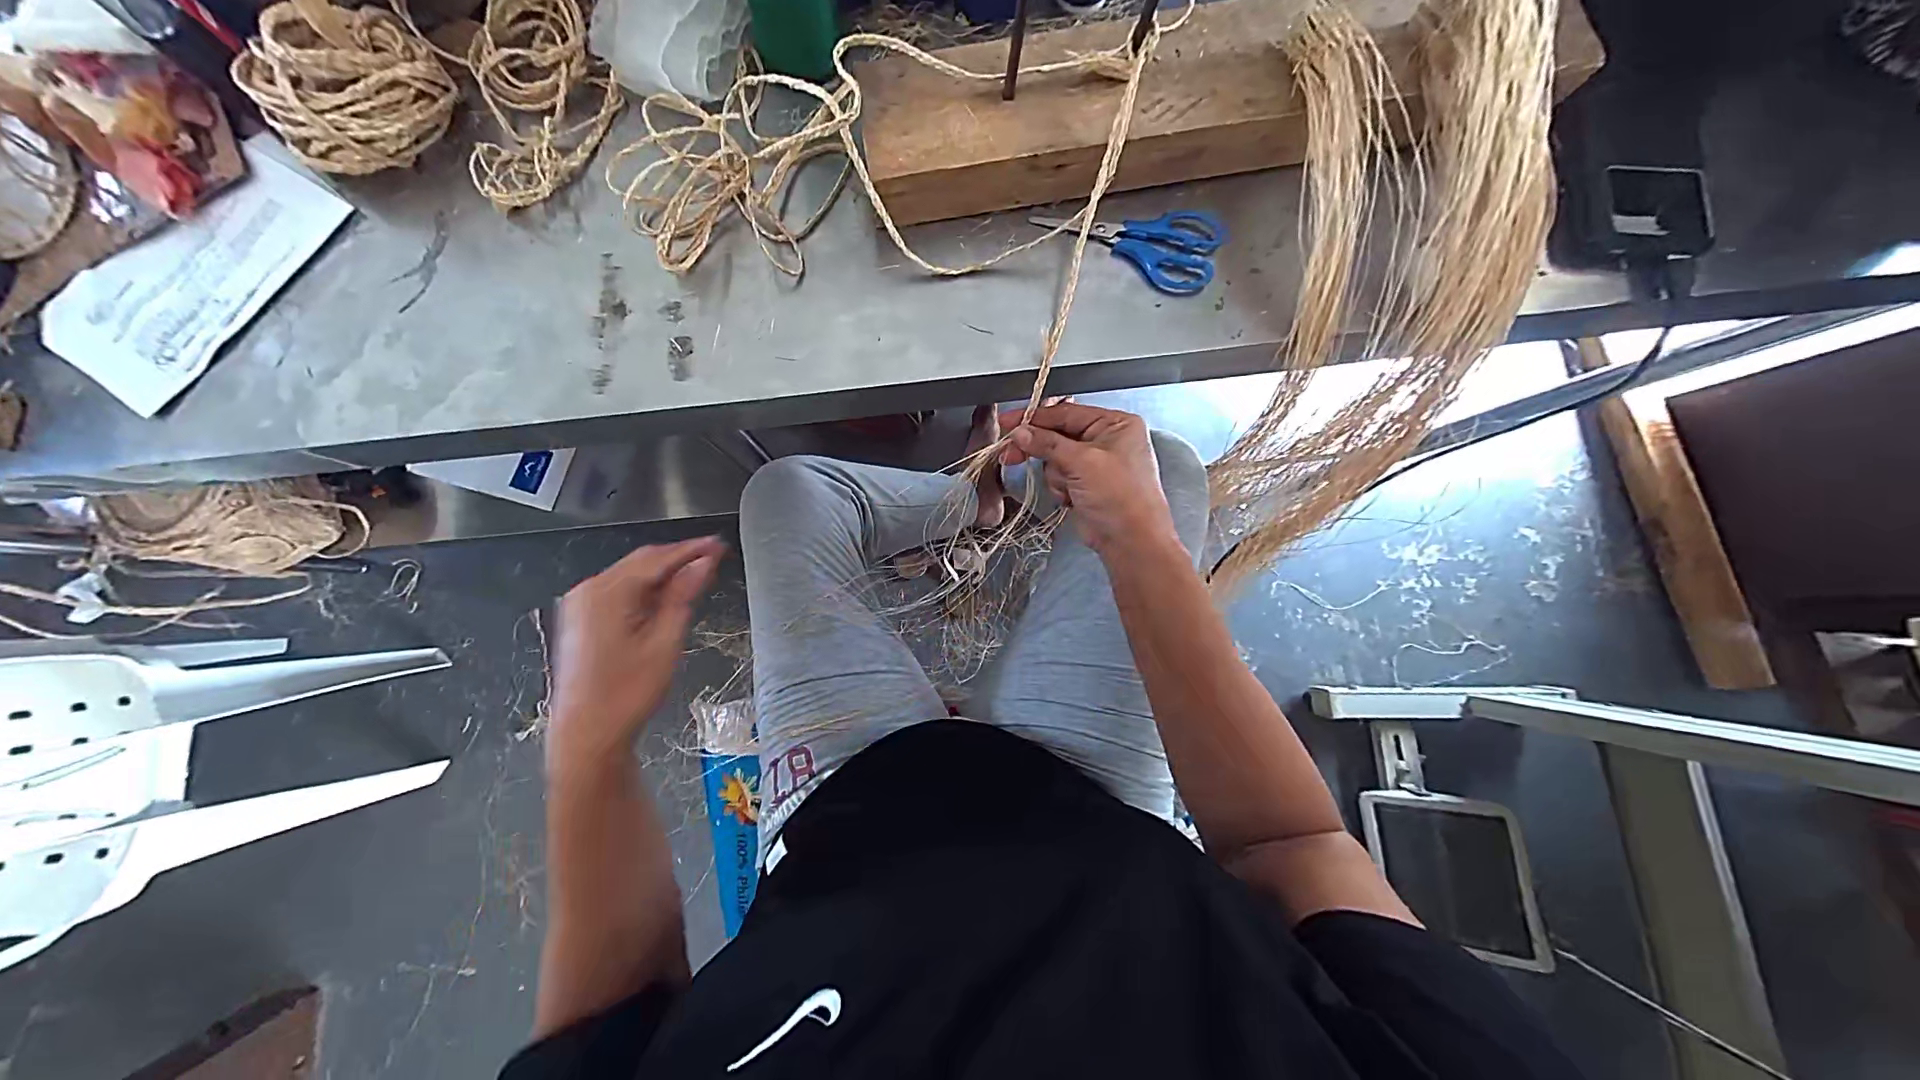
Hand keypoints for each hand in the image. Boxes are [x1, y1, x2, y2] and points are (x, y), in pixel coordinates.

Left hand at [547, 536, 723, 775]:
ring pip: (631, 575)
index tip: (719, 544)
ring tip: (697, 574)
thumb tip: (702, 564)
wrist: (587, 733)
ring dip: (663, 572)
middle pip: (641, 561)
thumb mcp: (664, 641)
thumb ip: (683, 596)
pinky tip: (667, 594)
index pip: (657, 558)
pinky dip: (646, 587)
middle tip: (714, 556)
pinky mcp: (582, 618)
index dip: (692, 549)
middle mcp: (588, 591)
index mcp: (606, 593)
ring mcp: (581, 604)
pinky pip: (620, 590)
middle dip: (678, 557)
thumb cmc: (627, 693)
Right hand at [1000, 403, 1177, 554]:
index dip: (1035, 417)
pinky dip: (1059, 487)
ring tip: (1068, 488)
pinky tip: (1071, 498)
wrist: (1130, 542)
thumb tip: (1020, 432)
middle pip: (1057, 434)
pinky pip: (1058, 476)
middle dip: (1040, 449)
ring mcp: (1095, 463)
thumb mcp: (1082, 462)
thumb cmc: (1120, 497)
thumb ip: (1047, 443)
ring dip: (1055, 474)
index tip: (1009, 422)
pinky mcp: (1085, 484)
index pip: (1066, 412)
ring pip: (1054, 458)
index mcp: (1115, 423)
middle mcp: (1106, 439)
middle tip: (1011, 454)